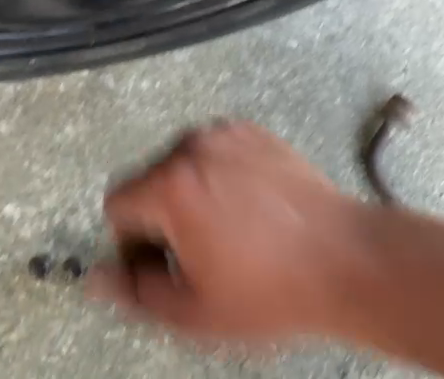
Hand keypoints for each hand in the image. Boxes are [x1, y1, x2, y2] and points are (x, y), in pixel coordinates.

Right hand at [90, 121, 379, 346]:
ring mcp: (224, 133)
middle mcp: (192, 146)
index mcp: (170, 184)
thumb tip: (98, 278)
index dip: (131, 242)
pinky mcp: (251, 132)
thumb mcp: (194, 311)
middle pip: (148, 180)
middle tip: (199, 256)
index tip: (161, 264)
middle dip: (162, 217)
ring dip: (191, 195)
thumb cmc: (275, 287)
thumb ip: (135, 293)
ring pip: (181, 165)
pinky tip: (249, 212)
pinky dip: (220, 177)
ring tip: (230, 234)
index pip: (116, 204)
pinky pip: (214, 152)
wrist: (345, 259)